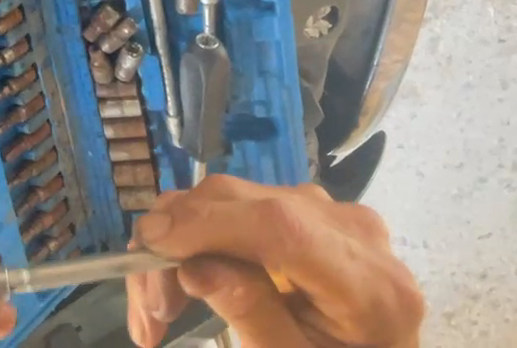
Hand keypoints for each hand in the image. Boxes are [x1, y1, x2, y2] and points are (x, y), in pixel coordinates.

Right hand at [124, 176, 423, 346]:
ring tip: (155, 304)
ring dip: (177, 238)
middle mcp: (349, 228)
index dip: (207, 225)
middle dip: (176, 239)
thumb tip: (191, 268)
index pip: (280, 227)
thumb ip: (255, 318)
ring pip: (224, 198)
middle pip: (241, 203)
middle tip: (146, 307)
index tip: (150, 246)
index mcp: (370, 283)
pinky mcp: (300, 205)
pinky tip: (176, 271)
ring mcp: (324, 209)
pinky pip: (233, 204)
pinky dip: (195, 232)